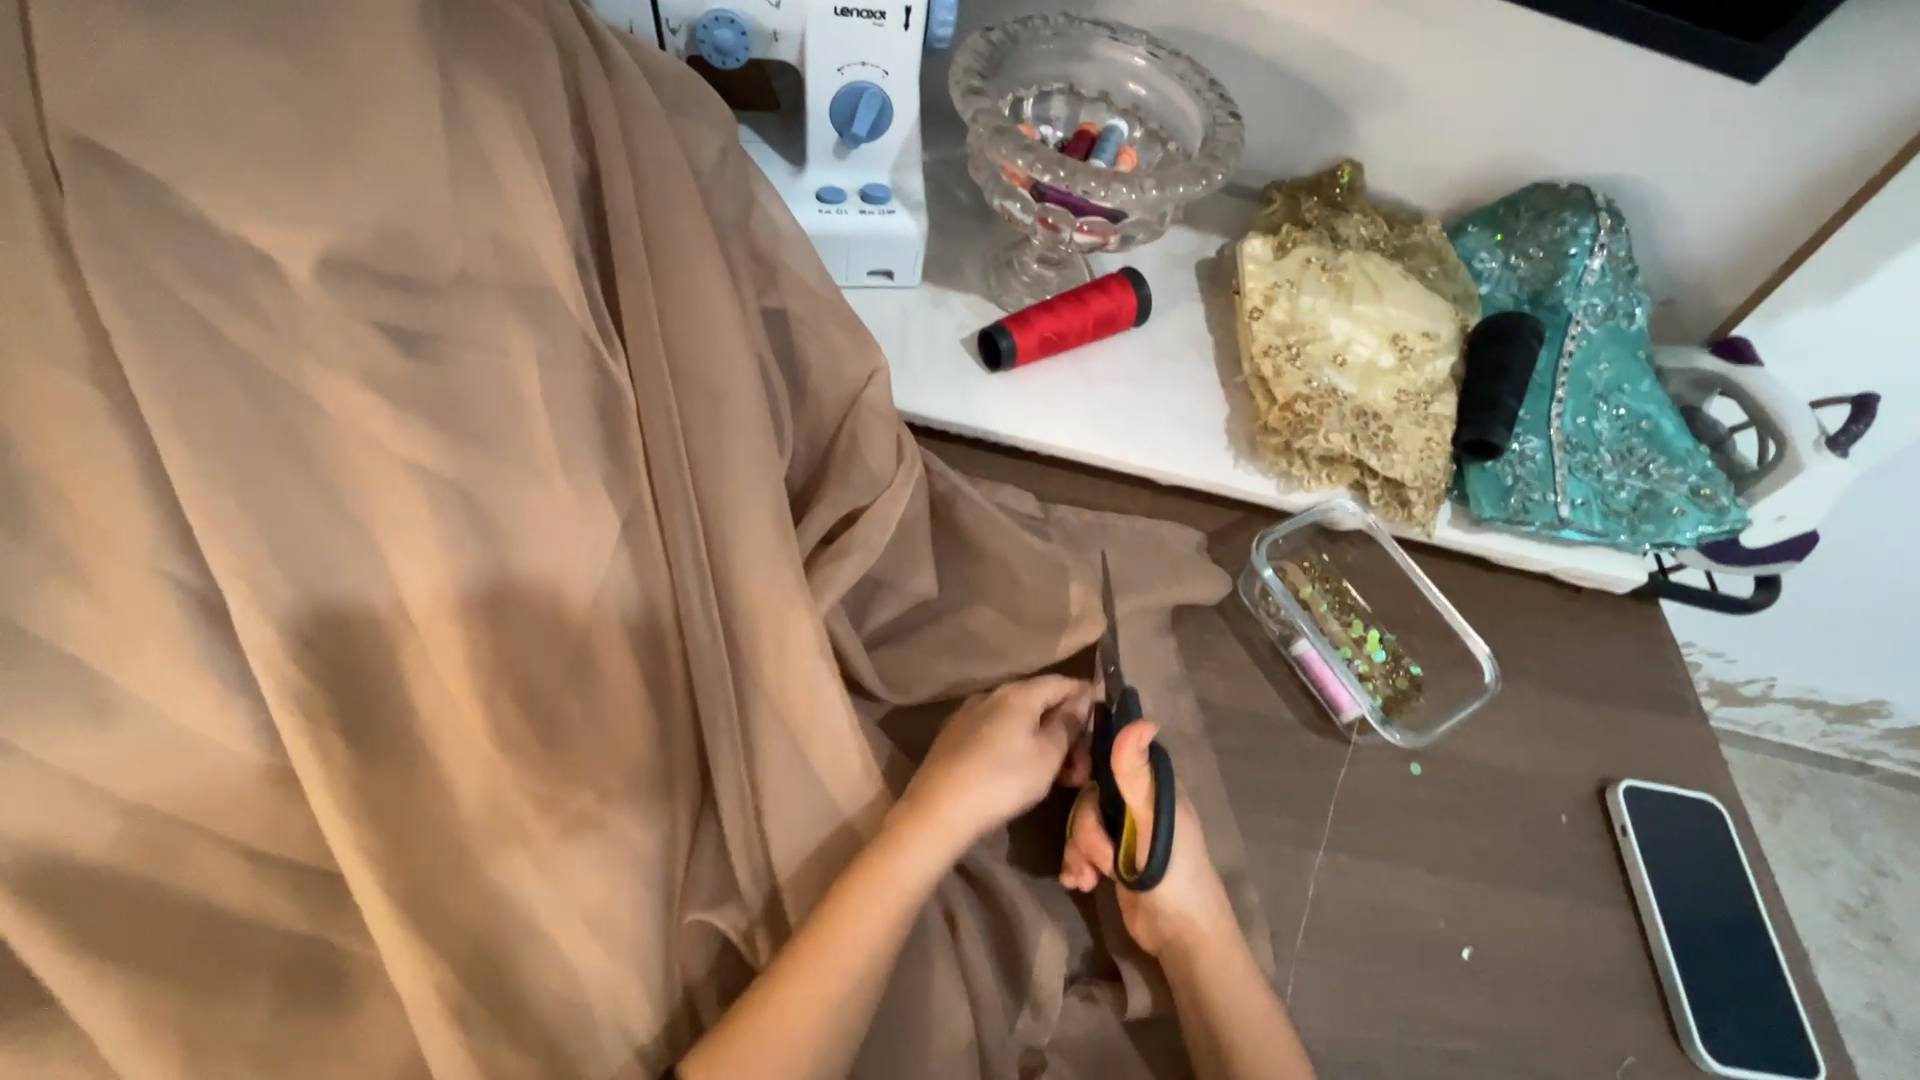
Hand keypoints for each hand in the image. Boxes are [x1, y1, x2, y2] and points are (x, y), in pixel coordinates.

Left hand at [899, 675, 1095, 847]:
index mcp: (1017, 693)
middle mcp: (991, 695)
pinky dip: (1017, 745)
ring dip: (1043, 741)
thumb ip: (1067, 724)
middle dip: (1065, 728)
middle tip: (1082, 764)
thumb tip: (1081, 698)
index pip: (1061, 682)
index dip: (1084, 696)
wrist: (939, 809)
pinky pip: (997, 732)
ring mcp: (969, 715)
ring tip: (1059, 775)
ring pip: (1017, 720)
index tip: (1102, 718)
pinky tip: (1023, 771)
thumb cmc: (1002, 780)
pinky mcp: (954, 737)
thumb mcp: (1047, 756)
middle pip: (1038, 702)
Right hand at [1059, 720, 1236, 958]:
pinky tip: (1078, 883)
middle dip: (1085, 830)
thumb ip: (1137, 773)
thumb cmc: (1174, 873)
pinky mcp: (1114, 860)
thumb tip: (1142, 718)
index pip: (1112, 757)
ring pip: (1082, 824)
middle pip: (1090, 797)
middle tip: (1098, 860)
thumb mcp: (1152, 819)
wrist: (1181, 937)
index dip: (1088, 766)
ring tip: (1086, 879)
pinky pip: (1082, 849)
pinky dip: (1076, 864)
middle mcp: (1138, 804)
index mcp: (1152, 787)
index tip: (1073, 780)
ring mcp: (1125, 833)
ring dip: (1079, 852)